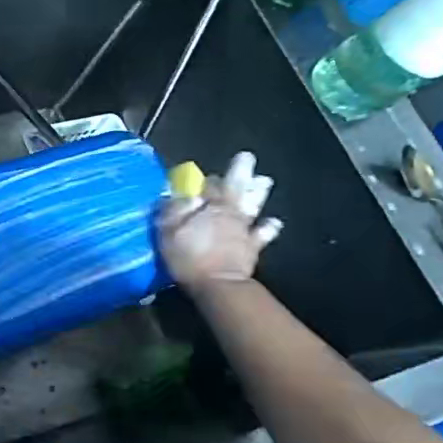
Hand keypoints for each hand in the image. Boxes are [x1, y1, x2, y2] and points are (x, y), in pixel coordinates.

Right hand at [156, 151, 283, 288]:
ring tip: (264, 181)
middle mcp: (230, 212)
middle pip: (235, 187)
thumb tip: (173, 191)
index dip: (202, 178)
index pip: (206, 184)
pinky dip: (269, 227)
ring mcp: (244, 228)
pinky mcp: (252, 247)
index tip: (198, 175)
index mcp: (209, 205)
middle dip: (240, 171)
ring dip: (258, 192)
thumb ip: (171, 209)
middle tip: (246, 158)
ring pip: (253, 204)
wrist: (218, 285)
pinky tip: (274, 222)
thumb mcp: (168, 232)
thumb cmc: (188, 258)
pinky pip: (263, 234)